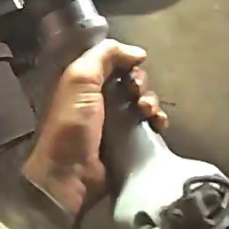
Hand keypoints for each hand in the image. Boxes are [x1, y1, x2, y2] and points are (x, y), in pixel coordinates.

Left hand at [23, 40, 167, 214]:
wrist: (70, 175)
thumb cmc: (72, 124)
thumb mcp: (79, 80)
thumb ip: (104, 56)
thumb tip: (138, 52)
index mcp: (84, 82)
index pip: (114, 62)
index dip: (127, 62)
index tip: (132, 70)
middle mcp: (99, 98)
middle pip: (131, 80)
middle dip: (140, 84)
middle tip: (136, 95)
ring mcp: (115, 121)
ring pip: (143, 101)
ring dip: (151, 102)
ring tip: (146, 113)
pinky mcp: (128, 141)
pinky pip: (150, 124)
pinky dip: (158, 121)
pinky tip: (158, 125)